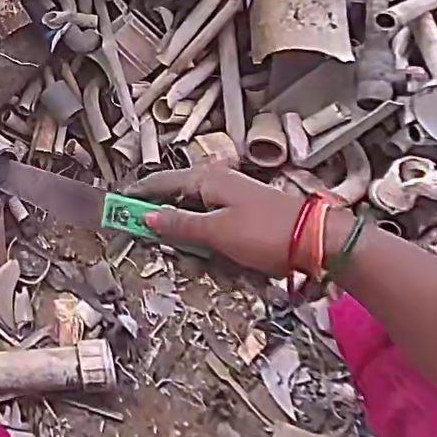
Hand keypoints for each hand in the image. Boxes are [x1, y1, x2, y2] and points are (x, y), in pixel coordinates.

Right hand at [131, 164, 317, 274]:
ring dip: (189, 236)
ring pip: (195, 215)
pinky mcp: (244, 213)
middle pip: (176, 199)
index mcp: (205, 179)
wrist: (320, 240)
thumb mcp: (216, 232)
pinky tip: (215, 256)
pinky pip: (213, 223)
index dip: (137, 195)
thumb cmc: (264, 232)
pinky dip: (207, 239)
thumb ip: (179, 225)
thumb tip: (146, 217)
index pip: (160, 183)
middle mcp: (215, 182)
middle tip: (154, 241)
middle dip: (165, 222)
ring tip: (193, 256)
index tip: (116, 207)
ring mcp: (231, 197)